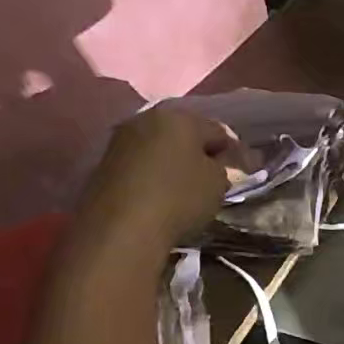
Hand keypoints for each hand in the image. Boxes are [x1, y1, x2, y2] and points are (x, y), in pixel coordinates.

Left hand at [77, 106, 241, 252]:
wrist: (121, 226)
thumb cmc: (179, 198)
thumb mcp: (217, 184)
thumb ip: (224, 167)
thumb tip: (219, 162)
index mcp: (180, 117)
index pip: (217, 130)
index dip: (232, 150)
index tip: (240, 170)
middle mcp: (147, 118)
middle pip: (183, 133)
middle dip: (198, 152)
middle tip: (211, 177)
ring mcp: (121, 139)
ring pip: (158, 147)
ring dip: (172, 162)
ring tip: (184, 187)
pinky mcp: (104, 163)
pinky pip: (139, 164)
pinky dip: (152, 174)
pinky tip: (159, 194)